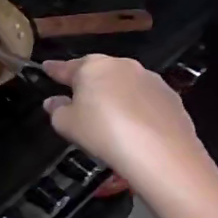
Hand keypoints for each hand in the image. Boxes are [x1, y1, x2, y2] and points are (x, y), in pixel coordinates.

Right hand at [40, 55, 217, 189]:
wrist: (160, 152)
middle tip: (79, 98)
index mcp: (92, 67)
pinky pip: (145, 98)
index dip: (54, 70)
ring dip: (115, 94)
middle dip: (89, 82)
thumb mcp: (68, 125)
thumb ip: (57, 110)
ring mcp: (150, 79)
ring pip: (124, 83)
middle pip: (99, 71)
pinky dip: (137, 107)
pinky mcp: (170, 96)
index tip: (46, 68)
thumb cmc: (103, 133)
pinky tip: (135, 126)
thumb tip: (54, 101)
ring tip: (110, 117)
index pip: (67, 67)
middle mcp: (122, 65)